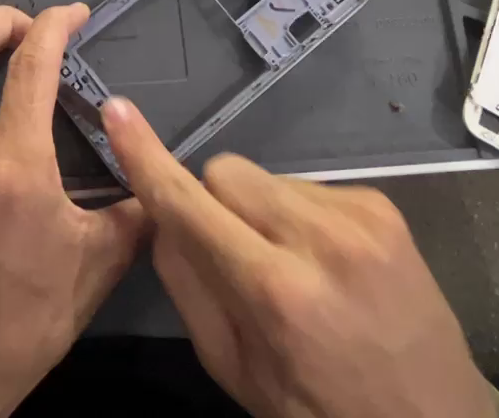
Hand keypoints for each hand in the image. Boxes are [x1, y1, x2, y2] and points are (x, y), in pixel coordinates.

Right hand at [101, 96, 496, 417]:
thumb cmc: (320, 411)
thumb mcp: (235, 369)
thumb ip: (188, 286)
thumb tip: (162, 217)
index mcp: (275, 293)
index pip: (188, 206)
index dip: (145, 158)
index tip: (116, 112)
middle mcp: (319, 239)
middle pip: (223, 173)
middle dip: (211, 203)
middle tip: (234, 256)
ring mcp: (358, 215)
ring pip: (261, 176)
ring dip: (257, 211)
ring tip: (291, 266)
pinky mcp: (381, 204)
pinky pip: (302, 184)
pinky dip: (295, 215)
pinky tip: (324, 261)